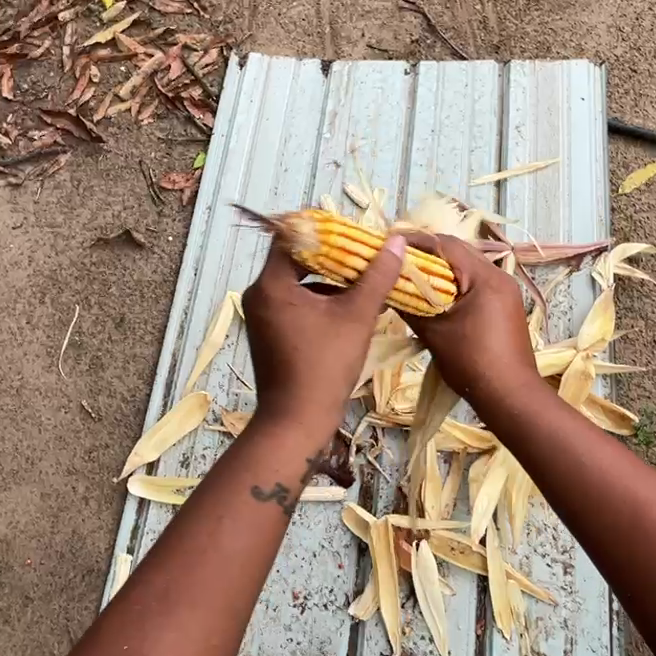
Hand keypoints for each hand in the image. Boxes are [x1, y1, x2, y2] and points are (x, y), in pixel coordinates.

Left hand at [241, 233, 407, 434]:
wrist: (297, 422)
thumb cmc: (325, 366)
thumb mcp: (357, 317)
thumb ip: (377, 276)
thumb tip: (395, 241)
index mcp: (271, 284)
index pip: (293, 239)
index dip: (325, 232)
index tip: (355, 235)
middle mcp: (259, 295)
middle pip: (296, 260)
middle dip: (333, 258)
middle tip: (366, 255)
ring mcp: (262, 316)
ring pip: (298, 284)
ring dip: (330, 281)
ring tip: (366, 281)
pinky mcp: (270, 333)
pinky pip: (295, 304)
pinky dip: (321, 302)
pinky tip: (352, 309)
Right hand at [402, 234, 541, 405]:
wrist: (510, 397)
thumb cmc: (472, 362)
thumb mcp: (434, 333)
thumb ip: (410, 306)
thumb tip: (388, 288)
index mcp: (485, 277)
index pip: (446, 245)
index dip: (416, 241)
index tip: (392, 244)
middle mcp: (500, 277)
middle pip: (458, 252)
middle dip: (427, 254)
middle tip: (399, 259)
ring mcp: (505, 291)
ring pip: (467, 267)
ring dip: (440, 269)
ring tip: (412, 275)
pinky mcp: (505, 305)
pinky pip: (475, 283)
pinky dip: (454, 284)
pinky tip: (434, 295)